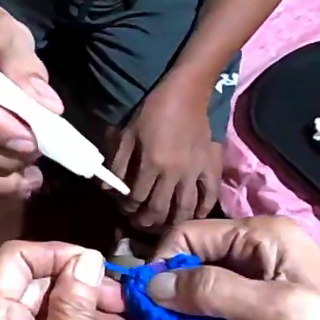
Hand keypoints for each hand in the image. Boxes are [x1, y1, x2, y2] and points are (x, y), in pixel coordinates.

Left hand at [113, 76, 220, 229]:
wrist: (186, 93)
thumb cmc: (153, 111)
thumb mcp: (128, 135)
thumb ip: (118, 163)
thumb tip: (108, 190)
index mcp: (152, 163)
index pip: (137, 197)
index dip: (128, 207)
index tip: (125, 208)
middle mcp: (174, 172)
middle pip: (160, 209)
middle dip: (147, 221)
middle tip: (141, 224)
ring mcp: (195, 171)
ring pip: (185, 209)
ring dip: (172, 222)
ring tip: (163, 226)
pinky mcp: (211, 167)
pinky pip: (210, 195)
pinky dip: (203, 210)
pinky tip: (194, 216)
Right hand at [149, 218, 319, 319]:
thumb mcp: (274, 309)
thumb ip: (211, 291)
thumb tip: (150, 284)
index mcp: (262, 235)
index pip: (190, 235)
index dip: (164, 265)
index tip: (146, 305)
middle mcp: (256, 254)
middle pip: (193, 264)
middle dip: (169, 294)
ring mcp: (258, 289)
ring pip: (201, 294)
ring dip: (183, 318)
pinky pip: (216, 319)